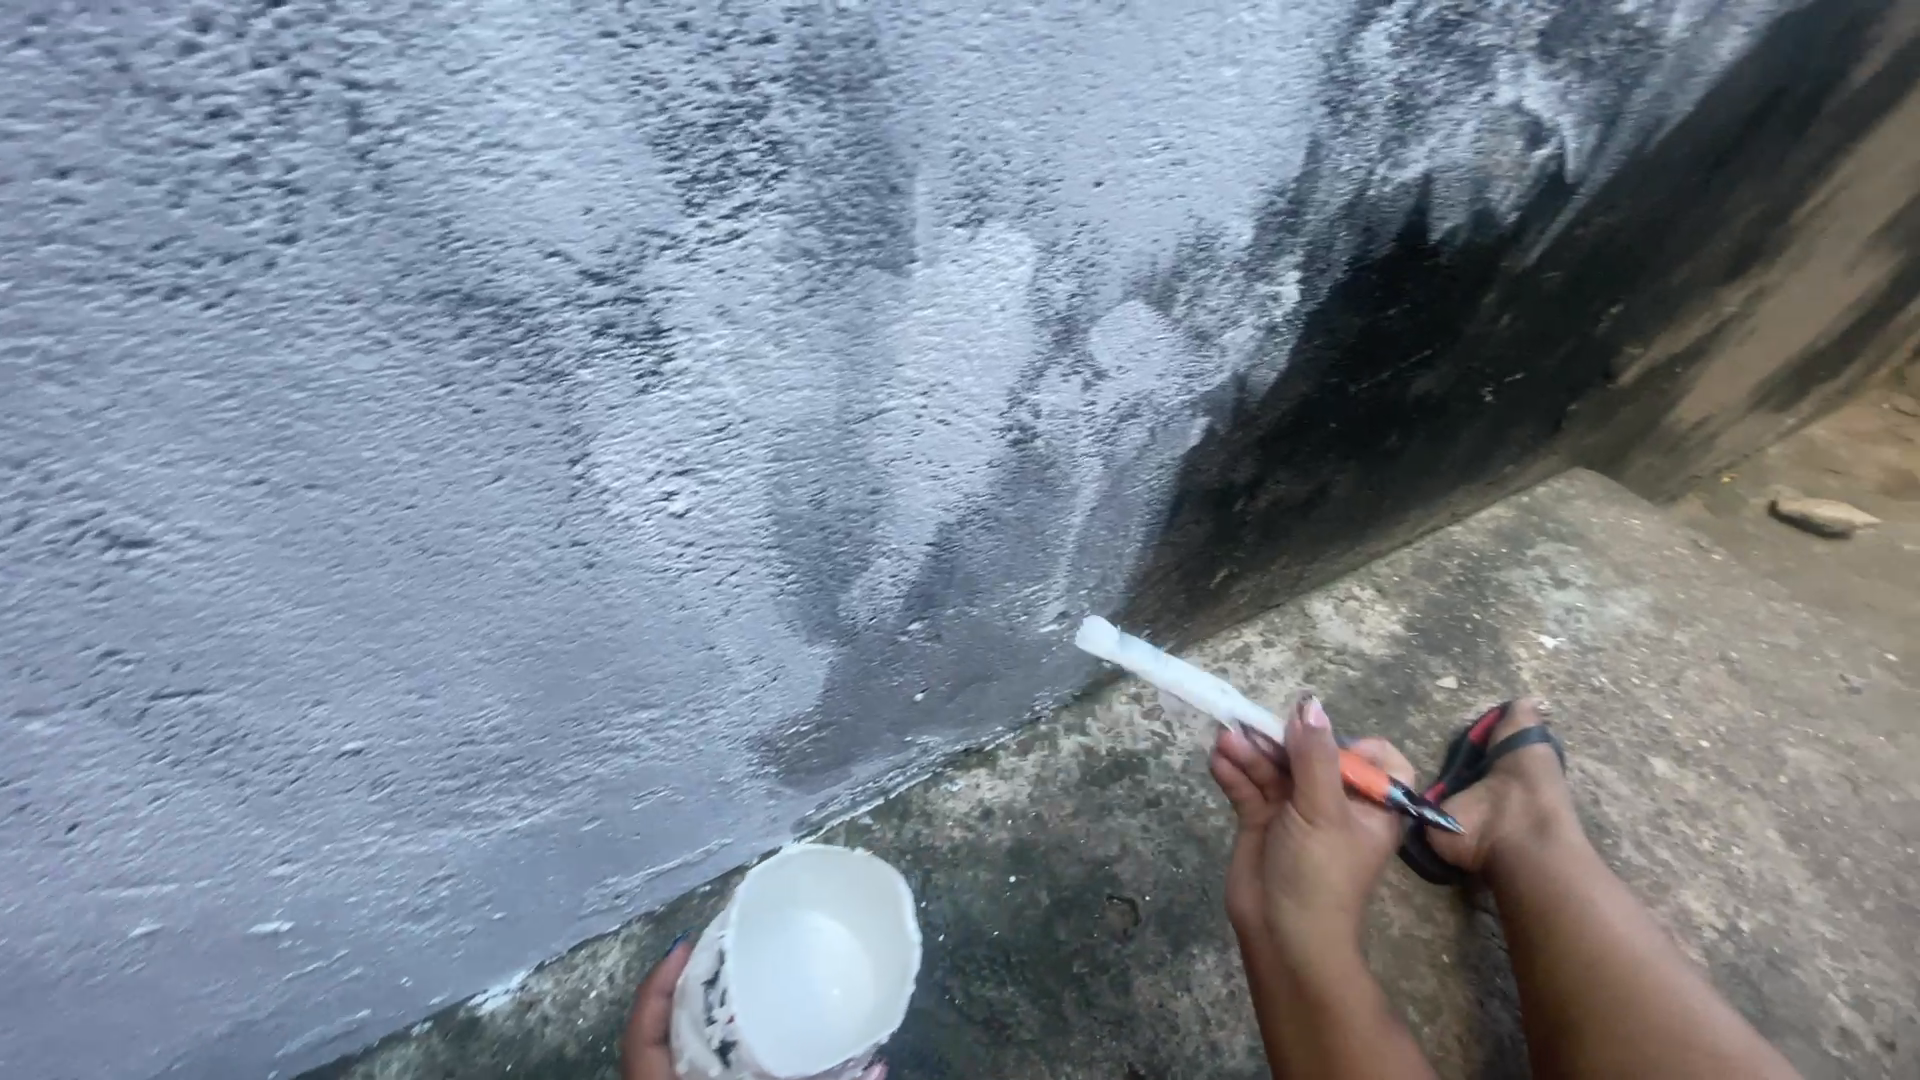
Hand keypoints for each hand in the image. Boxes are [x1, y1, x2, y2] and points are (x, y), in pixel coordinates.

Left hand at [621, 937, 889, 1079]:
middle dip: (683, 994)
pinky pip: (684, 1077)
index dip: (656, 987)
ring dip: (692, 1025)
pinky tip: (733, 1043)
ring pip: (669, 1062)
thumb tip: (881, 1066)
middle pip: (655, 1040)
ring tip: (729, 986)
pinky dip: (700, 1054)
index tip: (687, 945)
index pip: (644, 1035)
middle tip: (723, 954)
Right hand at [1209, 695, 1414, 963]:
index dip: (1352, 746)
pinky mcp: (1261, 820)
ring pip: (1273, 767)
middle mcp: (1334, 803)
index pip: (1376, 760)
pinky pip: (1248, 786)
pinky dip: (1233, 772)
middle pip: (1309, 755)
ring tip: (1224, 741)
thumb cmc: (1320, 874)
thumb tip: (1310, 703)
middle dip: (1279, 740)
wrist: (1283, 935)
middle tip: (1248, 726)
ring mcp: (1294, 811)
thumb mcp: (1322, 811)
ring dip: (1248, 753)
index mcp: (1370, 805)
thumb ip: (1314, 755)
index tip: (1322, 743)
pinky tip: (1217, 761)